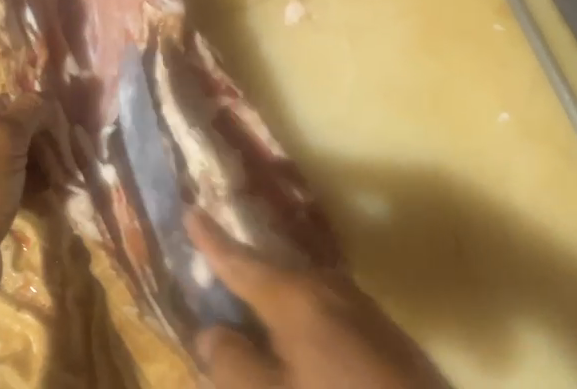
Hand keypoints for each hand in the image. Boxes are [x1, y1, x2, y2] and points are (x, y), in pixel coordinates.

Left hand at [0, 93, 54, 300]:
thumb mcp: (3, 142)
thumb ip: (28, 111)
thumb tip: (46, 99)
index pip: (0, 105)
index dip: (35, 117)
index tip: (64, 136)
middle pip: (3, 133)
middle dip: (38, 146)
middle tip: (67, 163)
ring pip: (5, 161)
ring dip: (37, 168)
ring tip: (62, 181)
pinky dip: (24, 188)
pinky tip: (47, 197)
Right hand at [187, 212, 449, 388]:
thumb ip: (234, 366)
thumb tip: (211, 332)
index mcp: (296, 299)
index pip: (242, 263)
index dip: (213, 241)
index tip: (191, 210)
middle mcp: (329, 288)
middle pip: (275, 274)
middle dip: (247, 273)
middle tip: (218, 265)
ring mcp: (362, 307)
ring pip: (305, 293)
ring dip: (277, 301)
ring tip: (255, 309)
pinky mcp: (384, 332)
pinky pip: (328, 311)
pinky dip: (305, 318)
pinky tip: (303, 342)